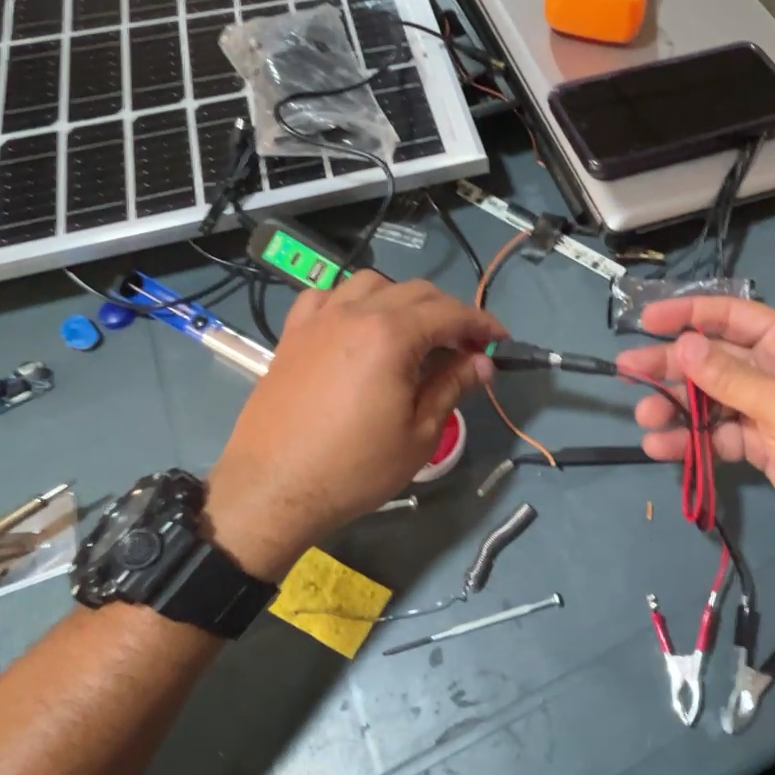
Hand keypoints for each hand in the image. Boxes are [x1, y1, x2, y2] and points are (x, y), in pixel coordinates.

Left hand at [207, 275, 506, 577]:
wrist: (273, 490)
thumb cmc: (354, 469)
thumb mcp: (419, 434)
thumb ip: (453, 387)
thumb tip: (483, 362)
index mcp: (391, 336)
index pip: (451, 313)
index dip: (482, 323)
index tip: (501, 341)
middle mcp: (356, 313)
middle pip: (417, 293)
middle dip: (449, 313)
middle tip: (466, 346)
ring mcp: (320, 320)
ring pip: (373, 284)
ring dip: (403, 301)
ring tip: (414, 333)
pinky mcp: (293, 334)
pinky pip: (327, 296)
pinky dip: (353, 302)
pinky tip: (358, 326)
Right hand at [618, 297, 774, 553]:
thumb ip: (729, 377)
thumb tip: (683, 345)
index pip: (730, 316)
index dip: (688, 315)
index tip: (646, 322)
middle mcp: (772, 368)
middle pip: (711, 358)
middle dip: (671, 366)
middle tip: (628, 373)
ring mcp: (764, 407)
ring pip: (709, 398)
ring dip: (676, 407)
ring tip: (645, 418)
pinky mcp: (758, 442)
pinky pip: (716, 433)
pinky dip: (691, 439)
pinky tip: (662, 447)